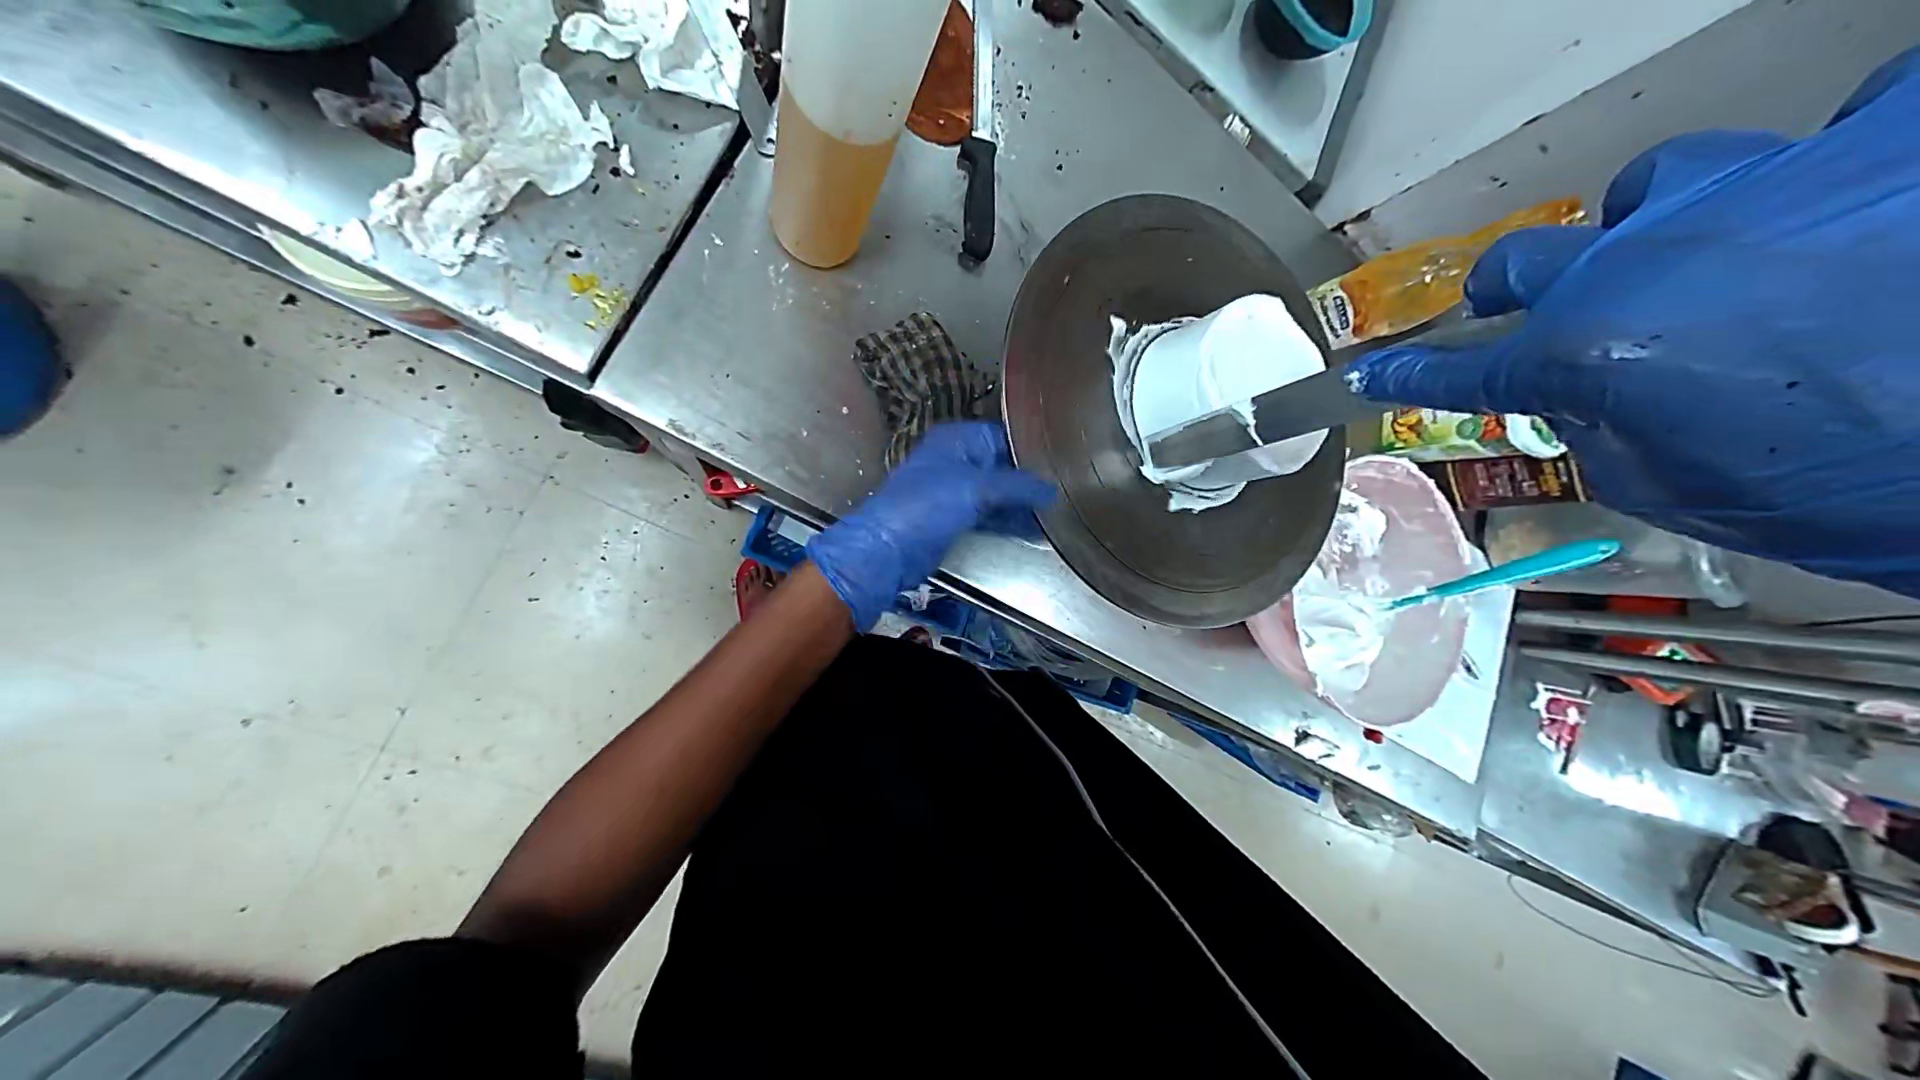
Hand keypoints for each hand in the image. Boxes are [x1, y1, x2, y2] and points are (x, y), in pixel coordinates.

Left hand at [808, 421, 1055, 629]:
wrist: (888, 548)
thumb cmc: (927, 506)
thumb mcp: (977, 488)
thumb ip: (1018, 486)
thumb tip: (1053, 489)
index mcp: (957, 440)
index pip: (1004, 436)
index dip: (1031, 449)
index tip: (1062, 463)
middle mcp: (956, 460)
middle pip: (1002, 466)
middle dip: (1029, 480)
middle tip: (1066, 490)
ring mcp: (954, 490)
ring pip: (996, 492)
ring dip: (1021, 503)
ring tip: (1056, 512)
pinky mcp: (954, 517)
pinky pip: (988, 513)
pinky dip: (1008, 519)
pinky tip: (1034, 528)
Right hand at [1349, 47, 1919, 598]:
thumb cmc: (1853, 490)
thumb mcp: (1668, 485)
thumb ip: (1596, 425)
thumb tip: (1580, 394)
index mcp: (1590, 352)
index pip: (1465, 370)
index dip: (1411, 377)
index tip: (1375, 376)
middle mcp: (1648, 259)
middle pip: (1525, 259)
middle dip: (1507, 290)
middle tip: (1518, 307)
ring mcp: (1769, 186)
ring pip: (1657, 178)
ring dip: (1653, 222)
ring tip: (1701, 250)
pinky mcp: (1898, 139)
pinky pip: (1850, 120)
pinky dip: (1832, 167)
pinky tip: (1852, 205)